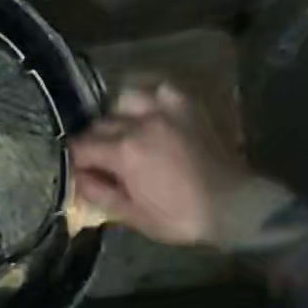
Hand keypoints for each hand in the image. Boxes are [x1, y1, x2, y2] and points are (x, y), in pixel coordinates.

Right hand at [67, 83, 290, 248]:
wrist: (235, 207)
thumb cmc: (178, 216)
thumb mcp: (129, 214)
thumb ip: (96, 193)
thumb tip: (76, 178)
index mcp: (122, 152)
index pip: (79, 148)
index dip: (72, 162)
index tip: (75, 174)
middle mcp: (140, 125)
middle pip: (98, 125)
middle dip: (91, 143)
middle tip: (95, 161)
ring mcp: (167, 114)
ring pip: (125, 100)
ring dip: (116, 116)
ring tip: (119, 133)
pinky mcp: (189, 112)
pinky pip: (162, 92)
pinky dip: (150, 100)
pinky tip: (147, 114)